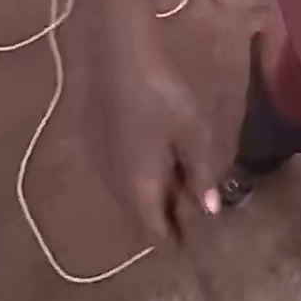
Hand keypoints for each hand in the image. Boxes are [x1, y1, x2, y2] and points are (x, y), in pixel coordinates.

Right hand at [100, 39, 221, 240]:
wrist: (115, 55)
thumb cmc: (161, 96)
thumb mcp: (193, 135)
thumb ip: (201, 174)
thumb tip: (209, 208)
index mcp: (138, 187)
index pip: (155, 233)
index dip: (176, 243)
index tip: (196, 245)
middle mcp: (113, 184)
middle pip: (140, 217)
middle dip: (166, 220)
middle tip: (194, 209)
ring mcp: (98, 164)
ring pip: (128, 196)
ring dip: (153, 198)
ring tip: (181, 182)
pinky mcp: (91, 144)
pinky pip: (119, 176)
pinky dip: (140, 178)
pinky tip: (157, 157)